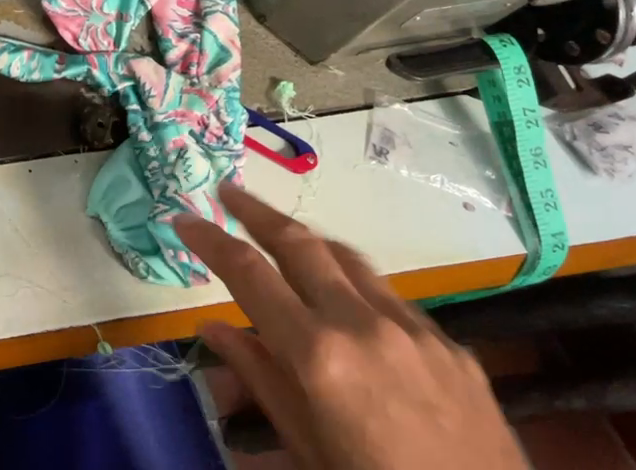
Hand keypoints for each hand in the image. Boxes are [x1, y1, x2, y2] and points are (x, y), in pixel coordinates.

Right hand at [176, 184, 526, 469]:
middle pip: (299, 244)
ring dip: (308, 240)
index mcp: (316, 354)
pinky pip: (392, 298)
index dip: (209, 239)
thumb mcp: (305, 447)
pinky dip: (355, 286)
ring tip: (282, 234)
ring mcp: (413, 330)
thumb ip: (260, 378)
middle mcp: (362, 325)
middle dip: (257, 211)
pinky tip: (350, 306)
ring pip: (348, 260)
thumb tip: (215, 328)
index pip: (247, 273)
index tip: (183, 218)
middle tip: (228, 192)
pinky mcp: (452, 346)